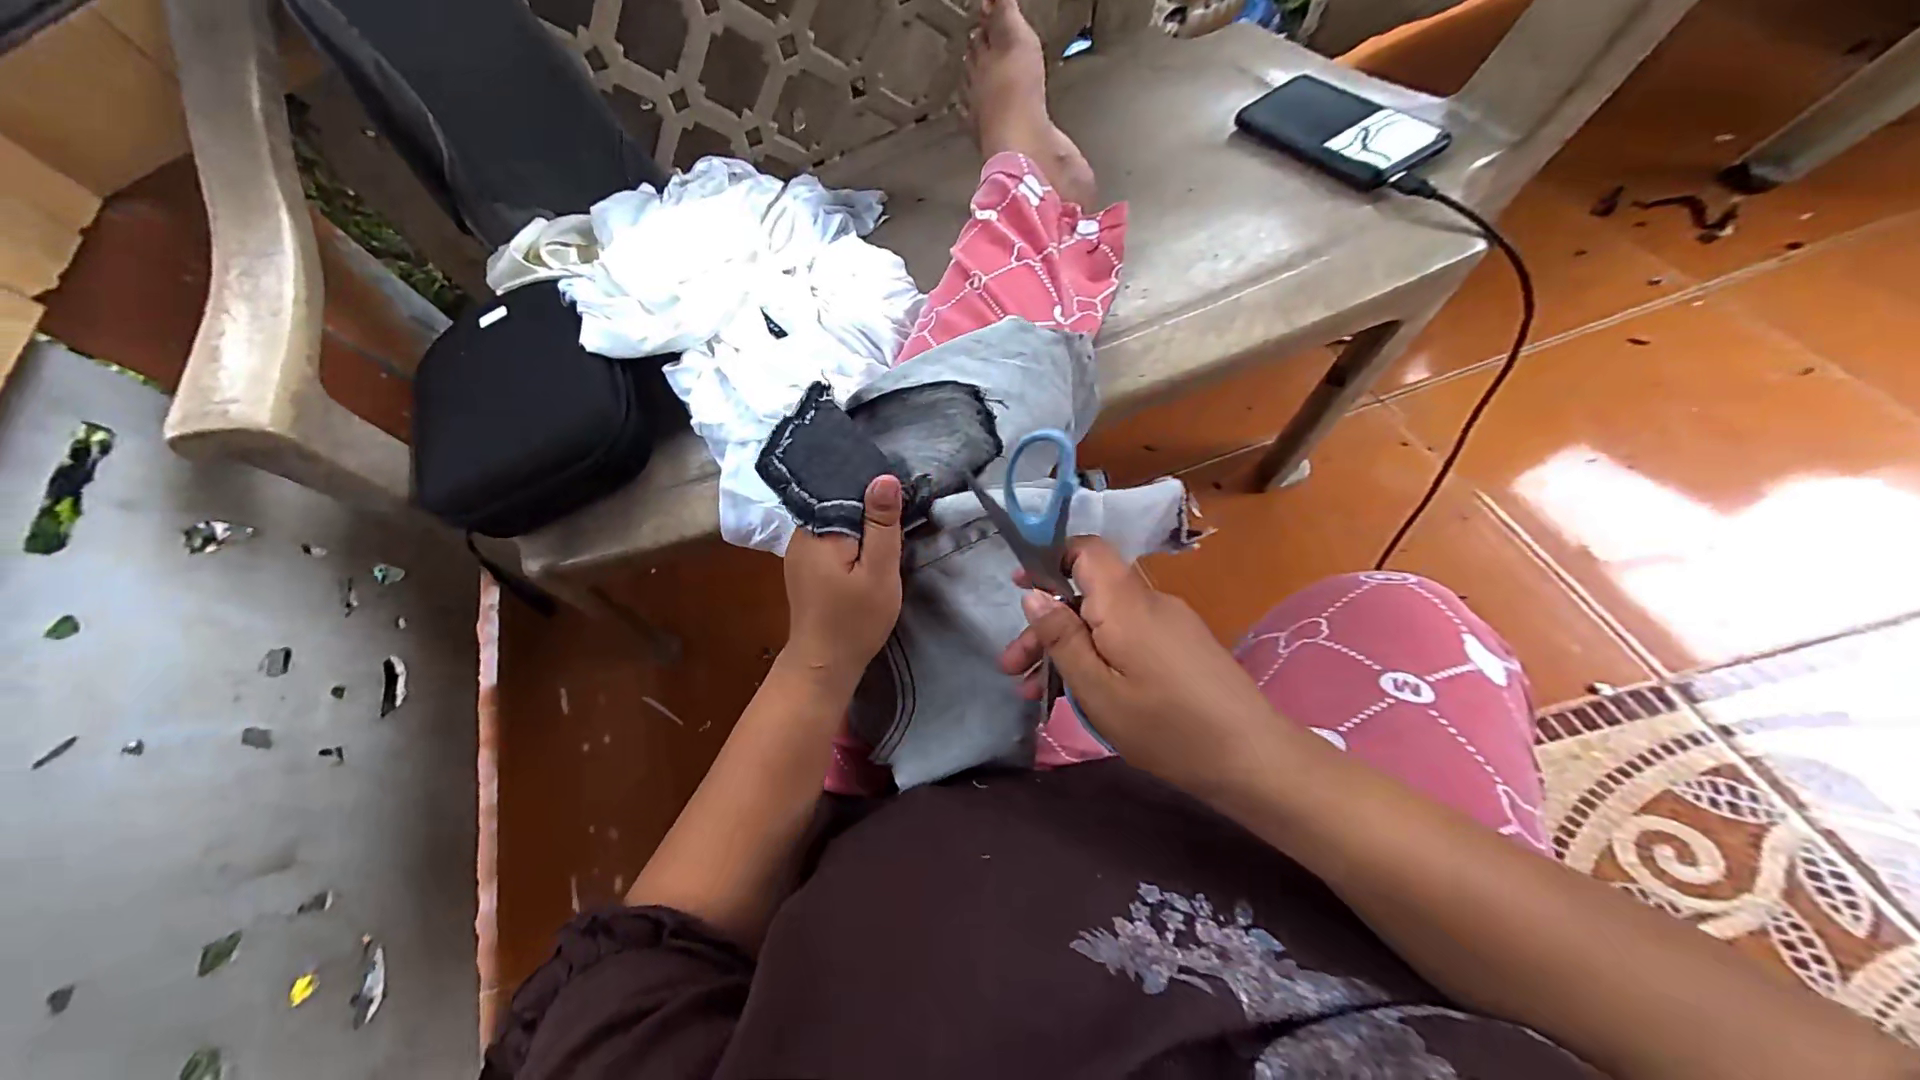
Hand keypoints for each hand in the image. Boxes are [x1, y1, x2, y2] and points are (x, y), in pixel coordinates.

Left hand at [781, 474, 904, 684]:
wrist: (825, 663)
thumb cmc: (855, 620)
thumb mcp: (879, 571)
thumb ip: (882, 524)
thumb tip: (885, 478)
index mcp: (816, 529)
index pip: (845, 487)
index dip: (874, 488)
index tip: (900, 498)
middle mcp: (801, 532)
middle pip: (839, 502)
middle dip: (868, 506)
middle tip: (899, 515)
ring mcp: (800, 549)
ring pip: (836, 519)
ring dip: (860, 522)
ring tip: (888, 527)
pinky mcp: (805, 564)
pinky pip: (831, 536)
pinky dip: (851, 538)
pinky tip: (868, 547)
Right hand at [997, 537, 1284, 791]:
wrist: (1253, 758)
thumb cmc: (1166, 726)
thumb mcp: (1097, 689)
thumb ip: (1062, 638)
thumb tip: (1033, 594)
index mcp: (1124, 602)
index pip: (1086, 549)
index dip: (1049, 559)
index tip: (1020, 588)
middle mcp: (1148, 601)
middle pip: (1087, 593)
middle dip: (1046, 626)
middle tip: (1014, 669)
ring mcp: (1169, 623)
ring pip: (1104, 620)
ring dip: (1068, 648)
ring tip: (1036, 692)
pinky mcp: (1182, 645)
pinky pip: (1127, 636)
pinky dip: (1098, 656)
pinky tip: (1083, 694)